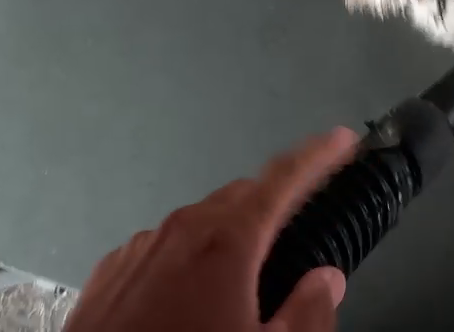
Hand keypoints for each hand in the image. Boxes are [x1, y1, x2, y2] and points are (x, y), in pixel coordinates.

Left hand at [63, 128, 359, 331]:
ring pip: (199, 221)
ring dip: (227, 234)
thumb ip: (306, 314)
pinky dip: (185, 258)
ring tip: (239, 275)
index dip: (319, 155)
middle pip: (242, 197)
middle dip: (273, 202)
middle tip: (296, 226)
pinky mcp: (110, 272)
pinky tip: (185, 297)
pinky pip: (161, 248)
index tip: (343, 139)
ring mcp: (141, 246)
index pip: (285, 178)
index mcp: (228, 239)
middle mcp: (184, 228)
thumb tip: (325, 279)